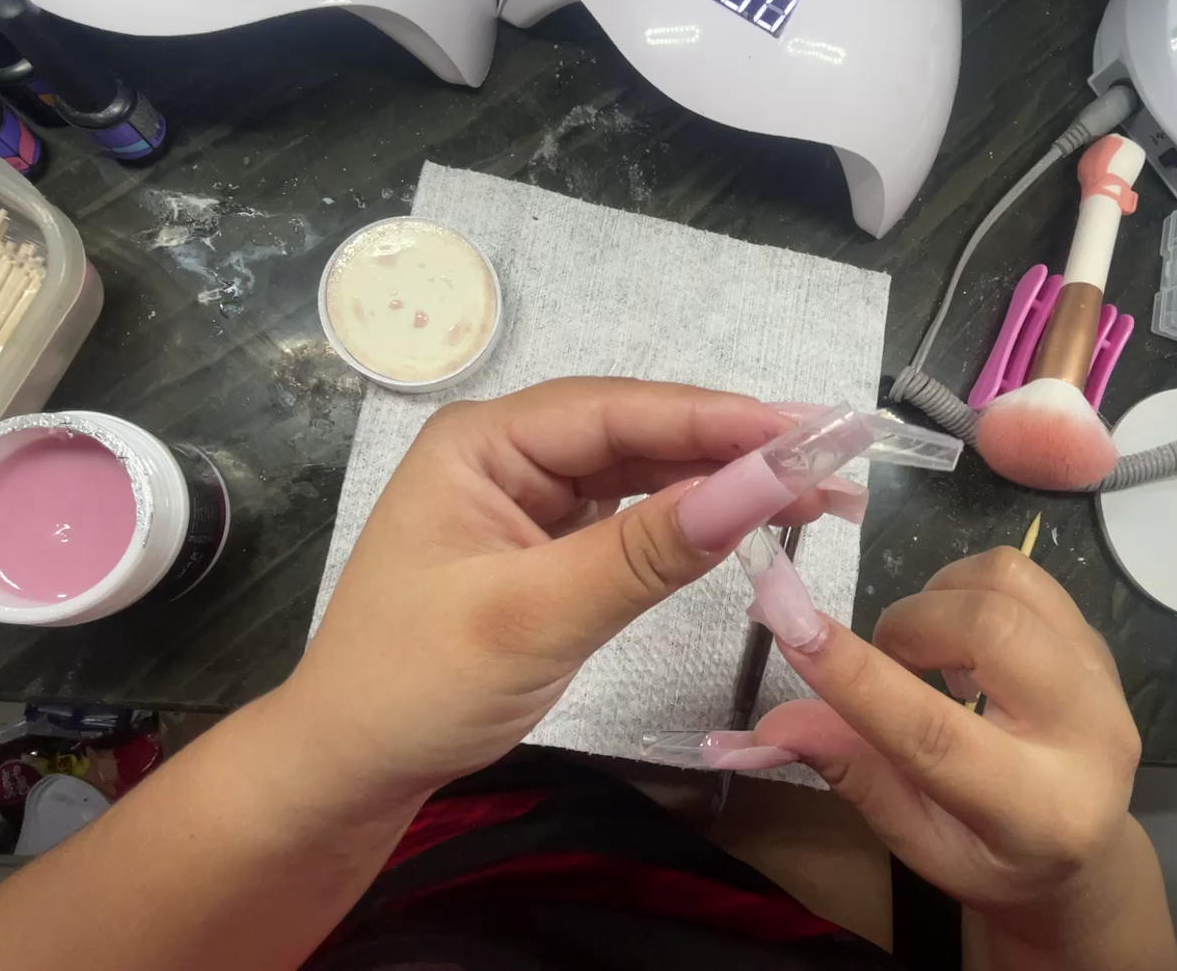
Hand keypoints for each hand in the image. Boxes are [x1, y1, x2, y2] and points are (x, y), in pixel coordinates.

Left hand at [276, 378, 838, 813]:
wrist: (353, 765)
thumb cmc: (417, 686)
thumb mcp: (534, 616)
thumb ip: (647, 551)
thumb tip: (758, 489)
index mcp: (482, 443)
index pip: (613, 412)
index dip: (710, 418)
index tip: (799, 432)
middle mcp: (510, 453)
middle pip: (634, 434)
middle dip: (727, 447)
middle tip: (823, 461)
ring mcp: (532, 497)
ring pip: (640, 472)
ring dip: (717, 481)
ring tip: (807, 493)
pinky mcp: (552, 541)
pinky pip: (630, 516)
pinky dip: (686, 521)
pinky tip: (739, 518)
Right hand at [752, 548, 1176, 964]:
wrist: (1081, 850)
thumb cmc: (985, 852)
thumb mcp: (912, 835)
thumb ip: (849, 770)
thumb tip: (766, 727)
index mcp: (1036, 813)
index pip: (934, 734)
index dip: (856, 677)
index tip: (791, 628)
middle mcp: (1089, 741)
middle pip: (990, 630)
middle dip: (909, 626)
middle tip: (890, 659)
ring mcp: (1105, 681)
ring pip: (1003, 583)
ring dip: (937, 599)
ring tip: (928, 648)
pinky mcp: (1098, 641)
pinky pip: (1019, 571)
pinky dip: (965, 584)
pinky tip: (960, 630)